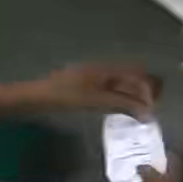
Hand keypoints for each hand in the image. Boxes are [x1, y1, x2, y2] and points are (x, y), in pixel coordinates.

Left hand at [26, 62, 159, 116]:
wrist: (30, 98)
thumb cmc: (64, 96)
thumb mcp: (96, 100)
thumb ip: (124, 104)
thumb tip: (148, 111)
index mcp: (109, 69)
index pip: (140, 75)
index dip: (149, 90)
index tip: (152, 108)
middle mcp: (105, 69)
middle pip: (135, 77)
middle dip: (145, 92)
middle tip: (149, 109)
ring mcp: (96, 77)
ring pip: (125, 84)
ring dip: (134, 96)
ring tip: (138, 112)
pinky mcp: (88, 85)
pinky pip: (114, 89)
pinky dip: (122, 98)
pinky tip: (121, 109)